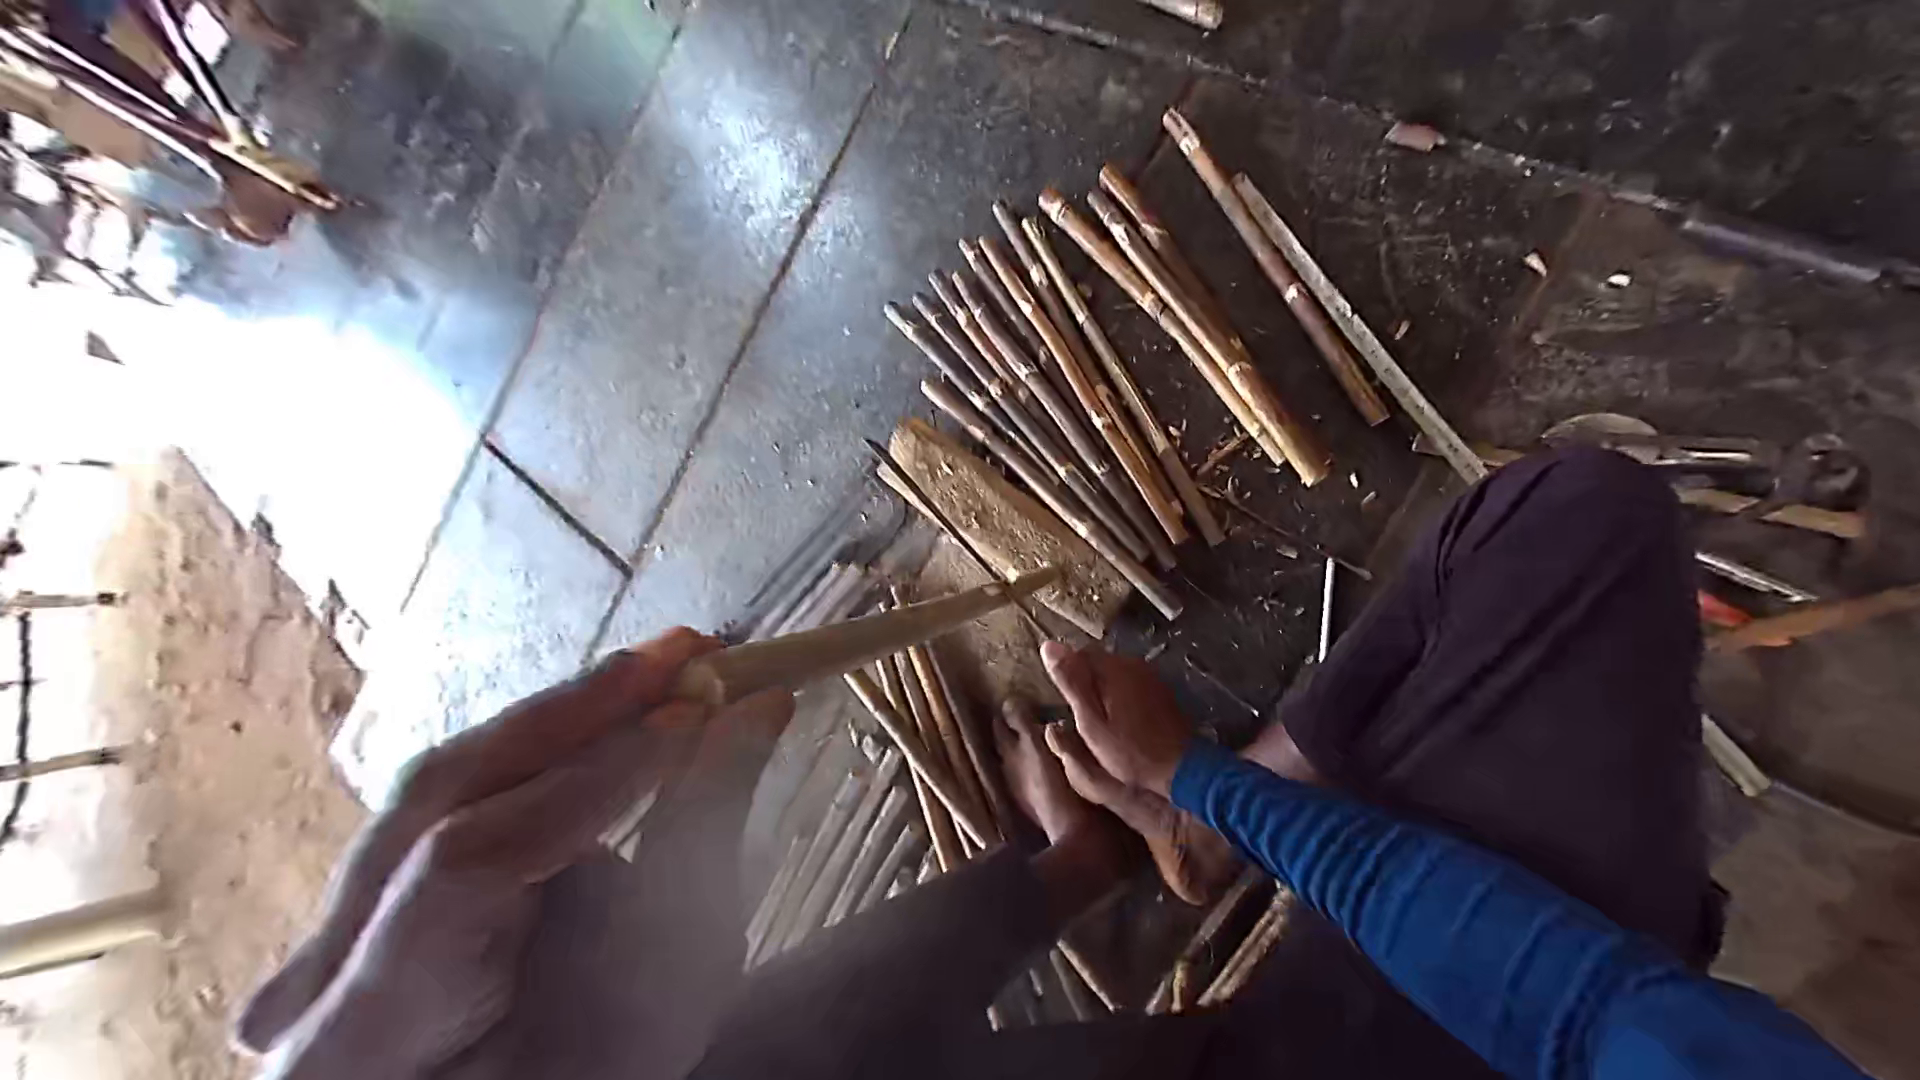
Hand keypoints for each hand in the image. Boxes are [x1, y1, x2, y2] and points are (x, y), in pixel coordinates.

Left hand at [238, 628, 792, 1078]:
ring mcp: (335, 916)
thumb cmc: (614, 1068)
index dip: (593, 776)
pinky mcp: (379, 879)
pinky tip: (621, 710)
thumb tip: (762, 706)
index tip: (696, 716)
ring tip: (668, 666)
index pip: (469, 865)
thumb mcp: (675, 977)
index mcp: (373, 1033)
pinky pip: (473, 781)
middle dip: (585, 706)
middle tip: (689, 652)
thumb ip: (705, 831)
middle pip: (447, 789)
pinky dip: (560, 736)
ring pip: (456, 770)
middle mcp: (318, 969)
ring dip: (577, 708)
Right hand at [1041, 641, 1190, 797]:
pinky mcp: (1159, 688)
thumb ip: (1071, 683)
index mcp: (1112, 668)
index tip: (1068, 703)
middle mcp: (1131, 663)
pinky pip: (1129, 682)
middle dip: (1085, 682)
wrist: (1183, 769)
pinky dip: (1119, 695)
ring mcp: (1148, 675)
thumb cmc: (1130, 752)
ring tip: (1101, 721)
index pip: (1077, 653)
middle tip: (1084, 717)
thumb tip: (1048, 645)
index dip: (1067, 676)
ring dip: (1102, 689)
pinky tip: (1121, 719)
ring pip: (1112, 672)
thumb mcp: (1091, 723)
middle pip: (1096, 661)